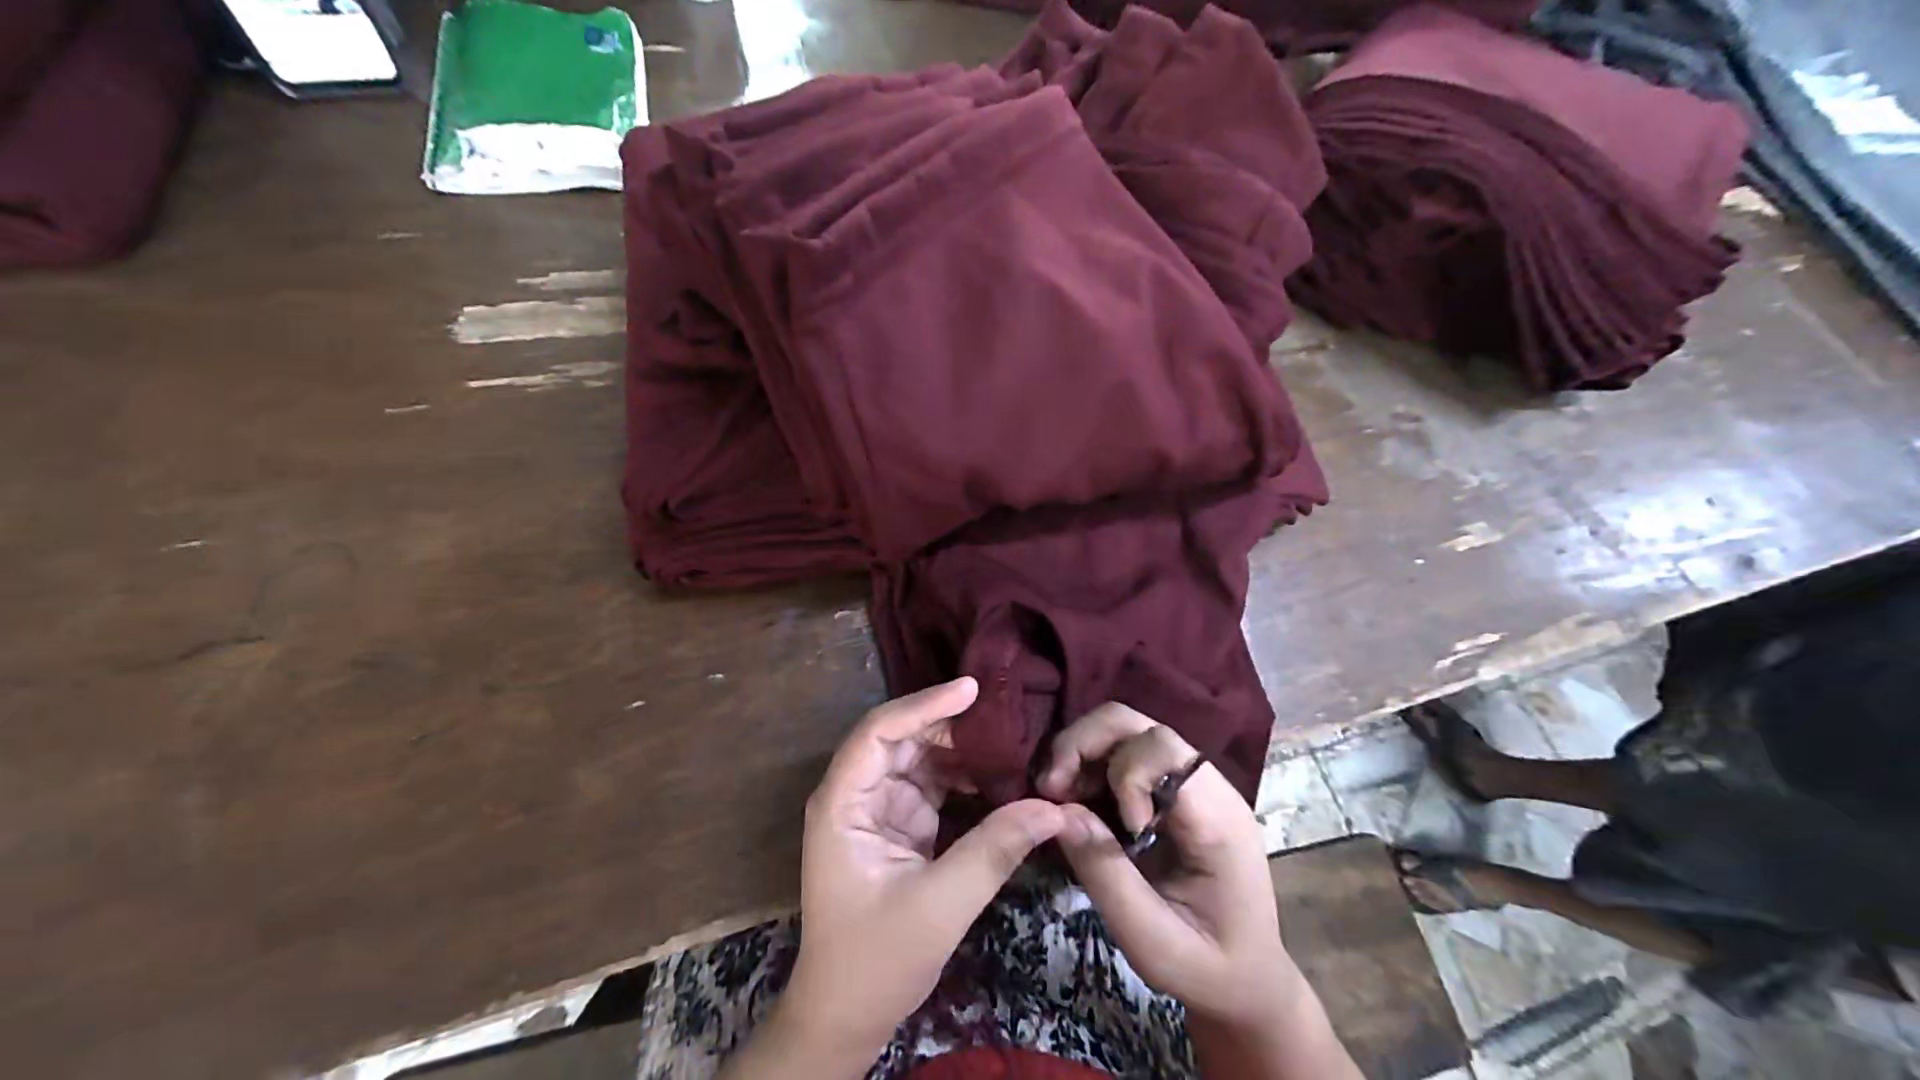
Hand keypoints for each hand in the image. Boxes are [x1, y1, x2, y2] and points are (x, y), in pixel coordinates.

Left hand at [764, 677, 1067, 1072]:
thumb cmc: (876, 960)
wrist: (847, 1014)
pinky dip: (966, 778)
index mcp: (843, 803)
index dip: (923, 706)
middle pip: (903, 739)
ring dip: (963, 750)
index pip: (879, 733)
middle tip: (1007, 720)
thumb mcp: (939, 905)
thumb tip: (1053, 808)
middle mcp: (856, 794)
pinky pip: (935, 785)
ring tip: (1013, 744)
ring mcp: (879, 808)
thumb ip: (993, 850)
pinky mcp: (901, 824)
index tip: (972, 690)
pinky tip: (1001, 777)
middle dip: (952, 726)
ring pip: (921, 758)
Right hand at [1039, 703, 1292, 1025]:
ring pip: (1123, 729)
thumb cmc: (1209, 968)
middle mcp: (1206, 784)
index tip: (1114, 829)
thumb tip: (1059, 813)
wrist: (1248, 980)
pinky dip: (1087, 765)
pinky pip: (1121, 752)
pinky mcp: (1169, 788)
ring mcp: (1187, 782)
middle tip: (1051, 790)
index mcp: (1217, 818)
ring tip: (1057, 796)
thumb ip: (1107, 877)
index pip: (1163, 749)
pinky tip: (1074, 801)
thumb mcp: (1154, 943)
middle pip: (1134, 724)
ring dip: (1080, 753)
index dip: (1123, 775)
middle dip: (1082, 745)